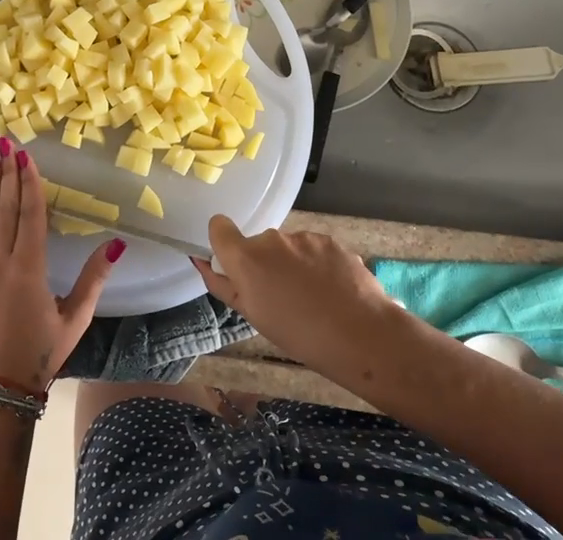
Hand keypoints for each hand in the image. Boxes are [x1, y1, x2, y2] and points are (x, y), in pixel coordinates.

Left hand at [0, 139, 123, 394]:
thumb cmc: (41, 351)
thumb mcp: (75, 318)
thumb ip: (94, 278)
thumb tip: (117, 243)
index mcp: (29, 268)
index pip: (30, 214)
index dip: (29, 182)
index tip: (26, 156)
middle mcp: (1, 260)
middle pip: (6, 207)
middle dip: (6, 173)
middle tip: (5, 142)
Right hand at [192, 215, 407, 379]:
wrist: (362, 336)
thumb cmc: (299, 334)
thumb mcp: (252, 315)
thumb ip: (222, 284)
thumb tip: (200, 261)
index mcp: (245, 258)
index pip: (219, 227)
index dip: (224, 242)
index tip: (236, 265)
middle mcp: (271, 239)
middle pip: (258, 244)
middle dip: (265, 263)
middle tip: (281, 296)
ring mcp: (303, 237)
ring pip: (288, 247)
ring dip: (292, 264)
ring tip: (312, 297)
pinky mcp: (330, 241)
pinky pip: (313, 249)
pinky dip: (317, 265)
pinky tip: (332, 290)